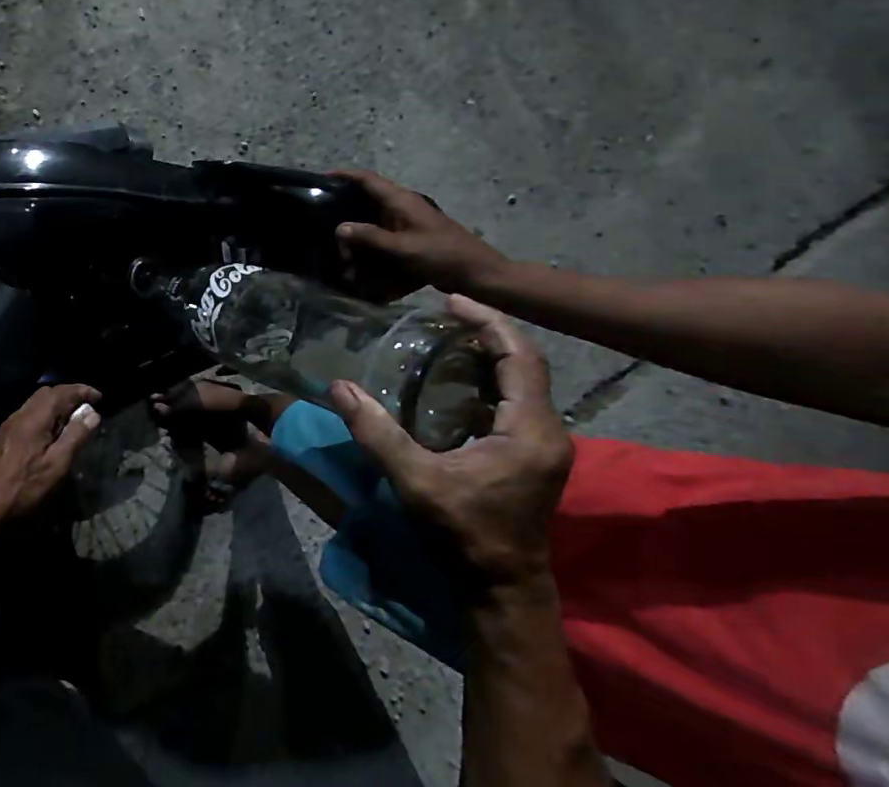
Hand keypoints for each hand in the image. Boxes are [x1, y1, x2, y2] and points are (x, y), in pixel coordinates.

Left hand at [0, 384, 103, 521]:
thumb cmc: (26, 485)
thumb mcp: (57, 464)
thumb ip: (75, 436)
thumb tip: (92, 413)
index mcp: (35, 418)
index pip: (61, 392)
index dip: (82, 391)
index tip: (99, 397)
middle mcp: (21, 414)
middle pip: (47, 393)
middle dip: (69, 395)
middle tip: (88, 408)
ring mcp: (10, 424)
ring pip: (37, 402)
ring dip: (57, 405)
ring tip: (73, 420)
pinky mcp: (5, 435)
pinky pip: (30, 413)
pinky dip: (46, 414)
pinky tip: (52, 432)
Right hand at [329, 296, 570, 585]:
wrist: (502, 588)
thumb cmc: (465, 534)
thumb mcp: (416, 482)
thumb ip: (378, 434)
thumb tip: (340, 387)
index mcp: (531, 430)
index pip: (520, 358)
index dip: (489, 322)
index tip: (451, 300)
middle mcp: (548, 431)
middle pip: (524, 364)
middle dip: (487, 333)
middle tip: (442, 315)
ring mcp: (543, 445)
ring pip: (521, 383)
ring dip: (488, 357)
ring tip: (445, 339)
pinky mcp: (532, 457)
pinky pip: (515, 402)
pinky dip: (487, 382)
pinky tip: (452, 382)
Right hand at [331, 170, 508, 295]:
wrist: (478, 274)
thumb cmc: (442, 256)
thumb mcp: (402, 248)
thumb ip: (370, 237)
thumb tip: (341, 227)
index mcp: (401, 201)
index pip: (367, 179)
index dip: (344, 175)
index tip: (321, 178)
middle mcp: (403, 207)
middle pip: (367, 202)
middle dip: (346, 214)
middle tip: (325, 227)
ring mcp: (408, 223)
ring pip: (374, 224)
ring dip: (359, 238)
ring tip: (340, 252)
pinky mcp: (412, 239)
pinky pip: (385, 241)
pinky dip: (373, 251)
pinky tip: (362, 268)